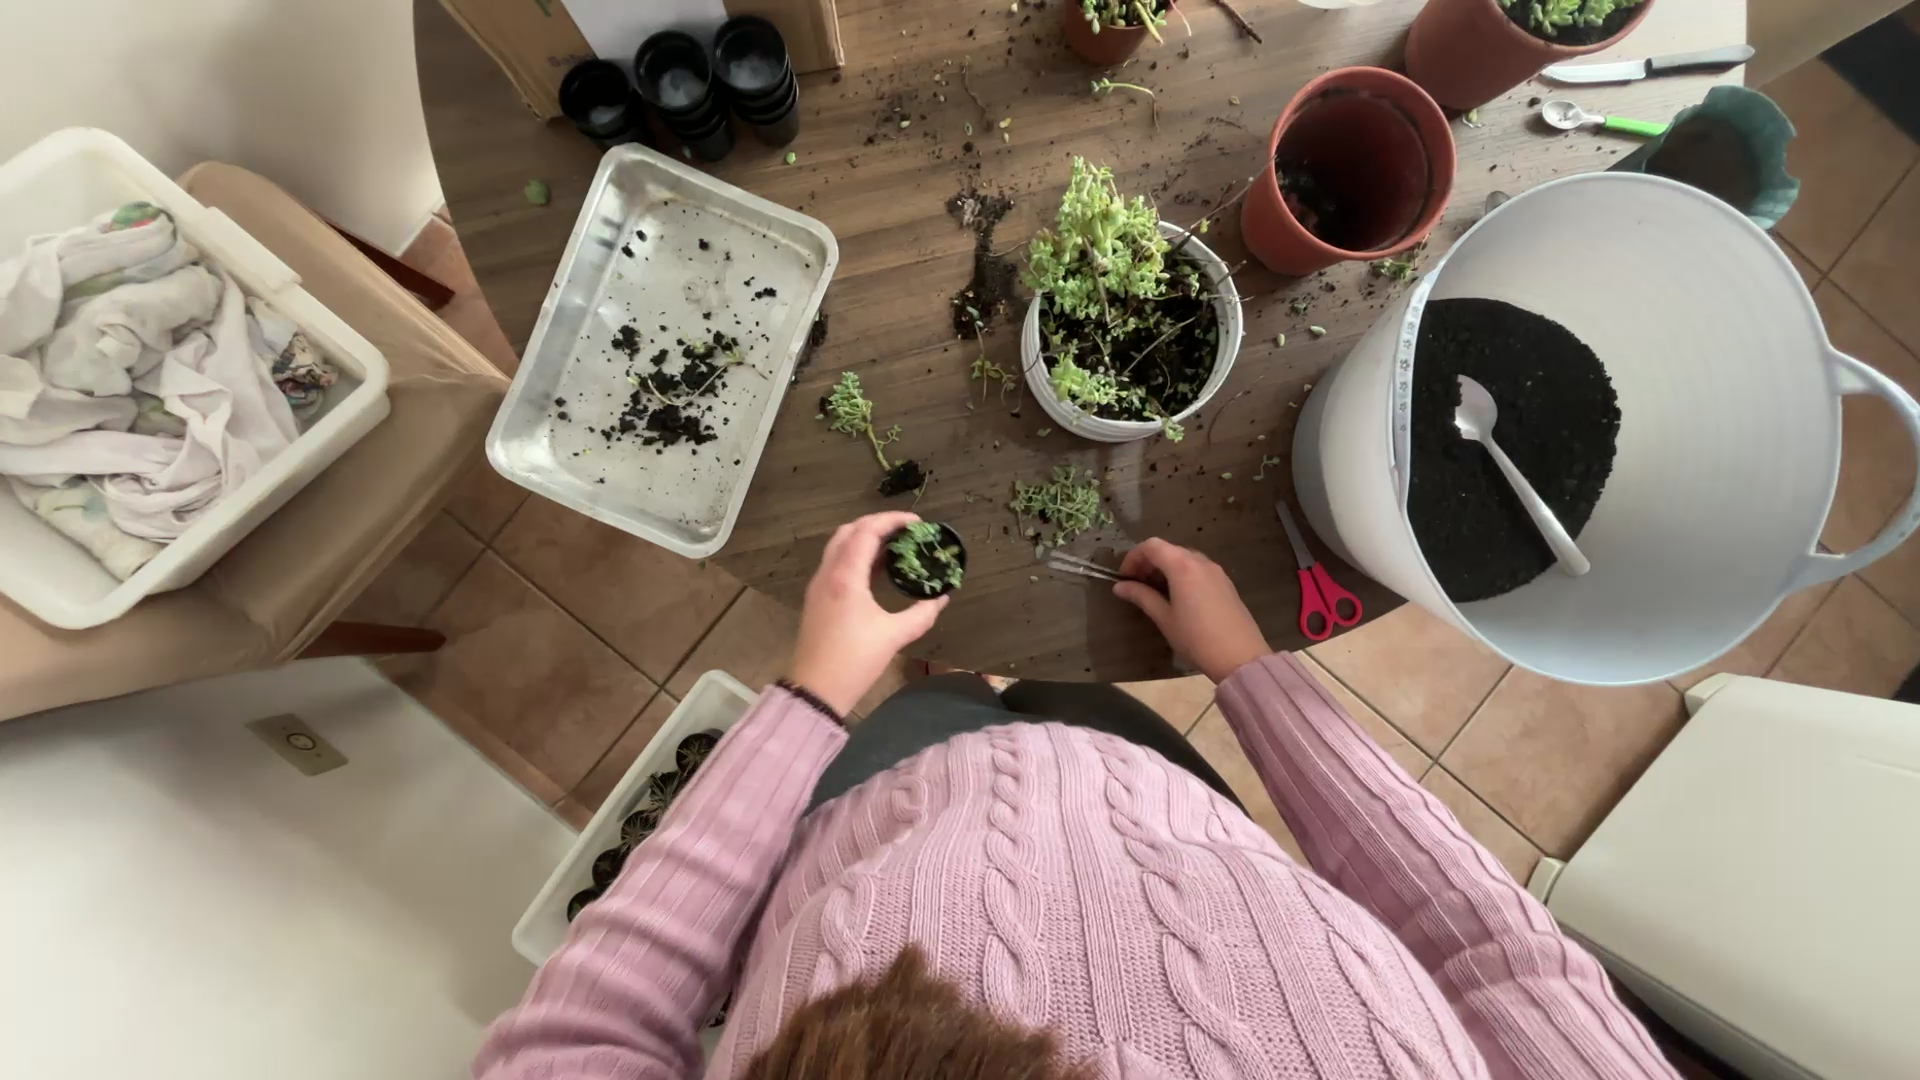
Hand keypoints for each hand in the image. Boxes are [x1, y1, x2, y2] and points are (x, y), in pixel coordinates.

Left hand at [786, 512, 949, 715]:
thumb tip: (941, 598)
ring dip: (866, 538)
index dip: (893, 520)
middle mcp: (828, 573)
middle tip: (906, 531)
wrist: (815, 690)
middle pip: (849, 531)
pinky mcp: (818, 598)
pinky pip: (837, 562)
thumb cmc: (854, 661)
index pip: (867, 531)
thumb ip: (922, 614)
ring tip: (895, 545)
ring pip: (840, 545)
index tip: (918, 523)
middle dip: (878, 524)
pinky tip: (878, 568)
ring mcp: (819, 585)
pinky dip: (857, 555)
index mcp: (845, 577)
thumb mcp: (894, 636)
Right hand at [1112, 538, 1270, 682]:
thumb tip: (1120, 586)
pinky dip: (1182, 574)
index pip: (1152, 546)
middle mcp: (1200, 561)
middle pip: (1168, 549)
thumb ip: (1141, 596)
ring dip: (1165, 567)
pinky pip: (1198, 569)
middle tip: (1136, 584)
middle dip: (1148, 562)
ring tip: (1155, 591)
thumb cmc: (1196, 638)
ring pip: (1184, 558)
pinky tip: (1178, 597)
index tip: (1124, 578)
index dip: (1133, 557)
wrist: (1240, 657)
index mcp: (1182, 566)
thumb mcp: (1164, 618)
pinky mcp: (1225, 583)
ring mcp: (1216, 571)